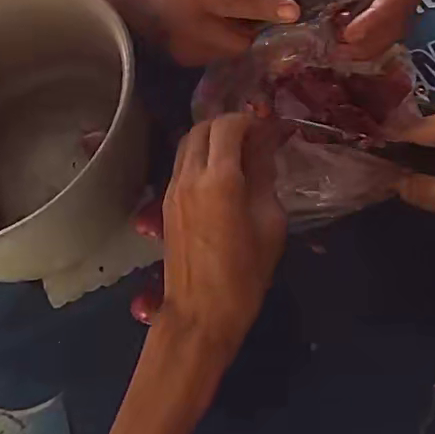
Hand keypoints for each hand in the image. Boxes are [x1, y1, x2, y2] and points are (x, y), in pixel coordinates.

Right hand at [112, 0, 299, 65]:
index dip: (267, 7)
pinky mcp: (185, 62)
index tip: (294, 10)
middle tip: (250, 11)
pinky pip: (218, 54)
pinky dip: (221, 42)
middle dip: (253, 26)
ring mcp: (187, 50)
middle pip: (242, 38)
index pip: (238, 3)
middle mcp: (192, 27)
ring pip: (232, 49)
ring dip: (237, 34)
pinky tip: (207, 28)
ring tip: (223, 17)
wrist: (122, 1)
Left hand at [138, 115, 285, 358]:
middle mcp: (190, 176)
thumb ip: (264, 176)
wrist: (200, 313)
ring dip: (211, 138)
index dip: (249, 120)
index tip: (268, 129)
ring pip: (187, 143)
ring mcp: (172, 187)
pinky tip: (220, 172)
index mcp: (219, 180)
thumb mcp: (269, 224)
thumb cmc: (245, 275)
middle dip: (228, 125)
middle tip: (253, 136)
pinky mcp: (165, 201)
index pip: (228, 127)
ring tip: (237, 151)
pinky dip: (200, 155)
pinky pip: (182, 163)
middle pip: (203, 128)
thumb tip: (264, 145)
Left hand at [327, 0, 422, 58]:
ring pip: (390, 35)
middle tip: (336, 49)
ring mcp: (403, 1)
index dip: (374, 20)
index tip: (350, 34)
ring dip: (363, 47)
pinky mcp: (391, 11)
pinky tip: (339, 42)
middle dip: (367, 42)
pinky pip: (382, 34)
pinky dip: (362, 43)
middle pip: (396, 25)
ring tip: (334, 49)